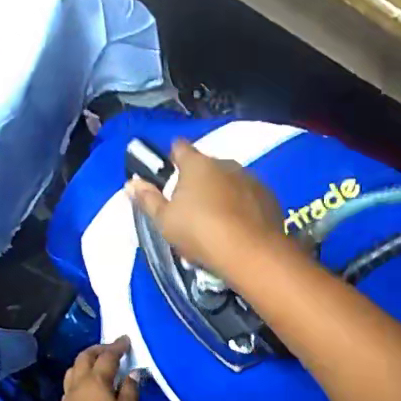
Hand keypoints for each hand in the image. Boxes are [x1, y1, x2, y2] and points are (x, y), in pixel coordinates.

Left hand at [54, 338, 140, 400]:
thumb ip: (131, 390)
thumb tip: (133, 373)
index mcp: (96, 380)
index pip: (107, 357)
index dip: (117, 347)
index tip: (126, 340)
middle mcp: (79, 383)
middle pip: (85, 357)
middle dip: (98, 349)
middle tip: (112, 349)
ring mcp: (69, 396)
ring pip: (74, 369)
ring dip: (86, 361)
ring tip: (99, 363)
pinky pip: (72, 382)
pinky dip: (81, 375)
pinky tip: (90, 385)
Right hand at [125, 140, 285, 280]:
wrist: (250, 252)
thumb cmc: (200, 232)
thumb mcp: (165, 221)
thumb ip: (148, 200)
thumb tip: (131, 183)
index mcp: (196, 164)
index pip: (180, 148)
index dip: (173, 157)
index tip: (169, 171)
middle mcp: (226, 163)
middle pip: (207, 166)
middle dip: (199, 180)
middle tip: (192, 208)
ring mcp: (251, 179)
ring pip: (231, 181)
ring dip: (223, 194)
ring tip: (218, 222)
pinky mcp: (269, 197)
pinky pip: (250, 197)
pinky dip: (244, 207)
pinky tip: (239, 228)